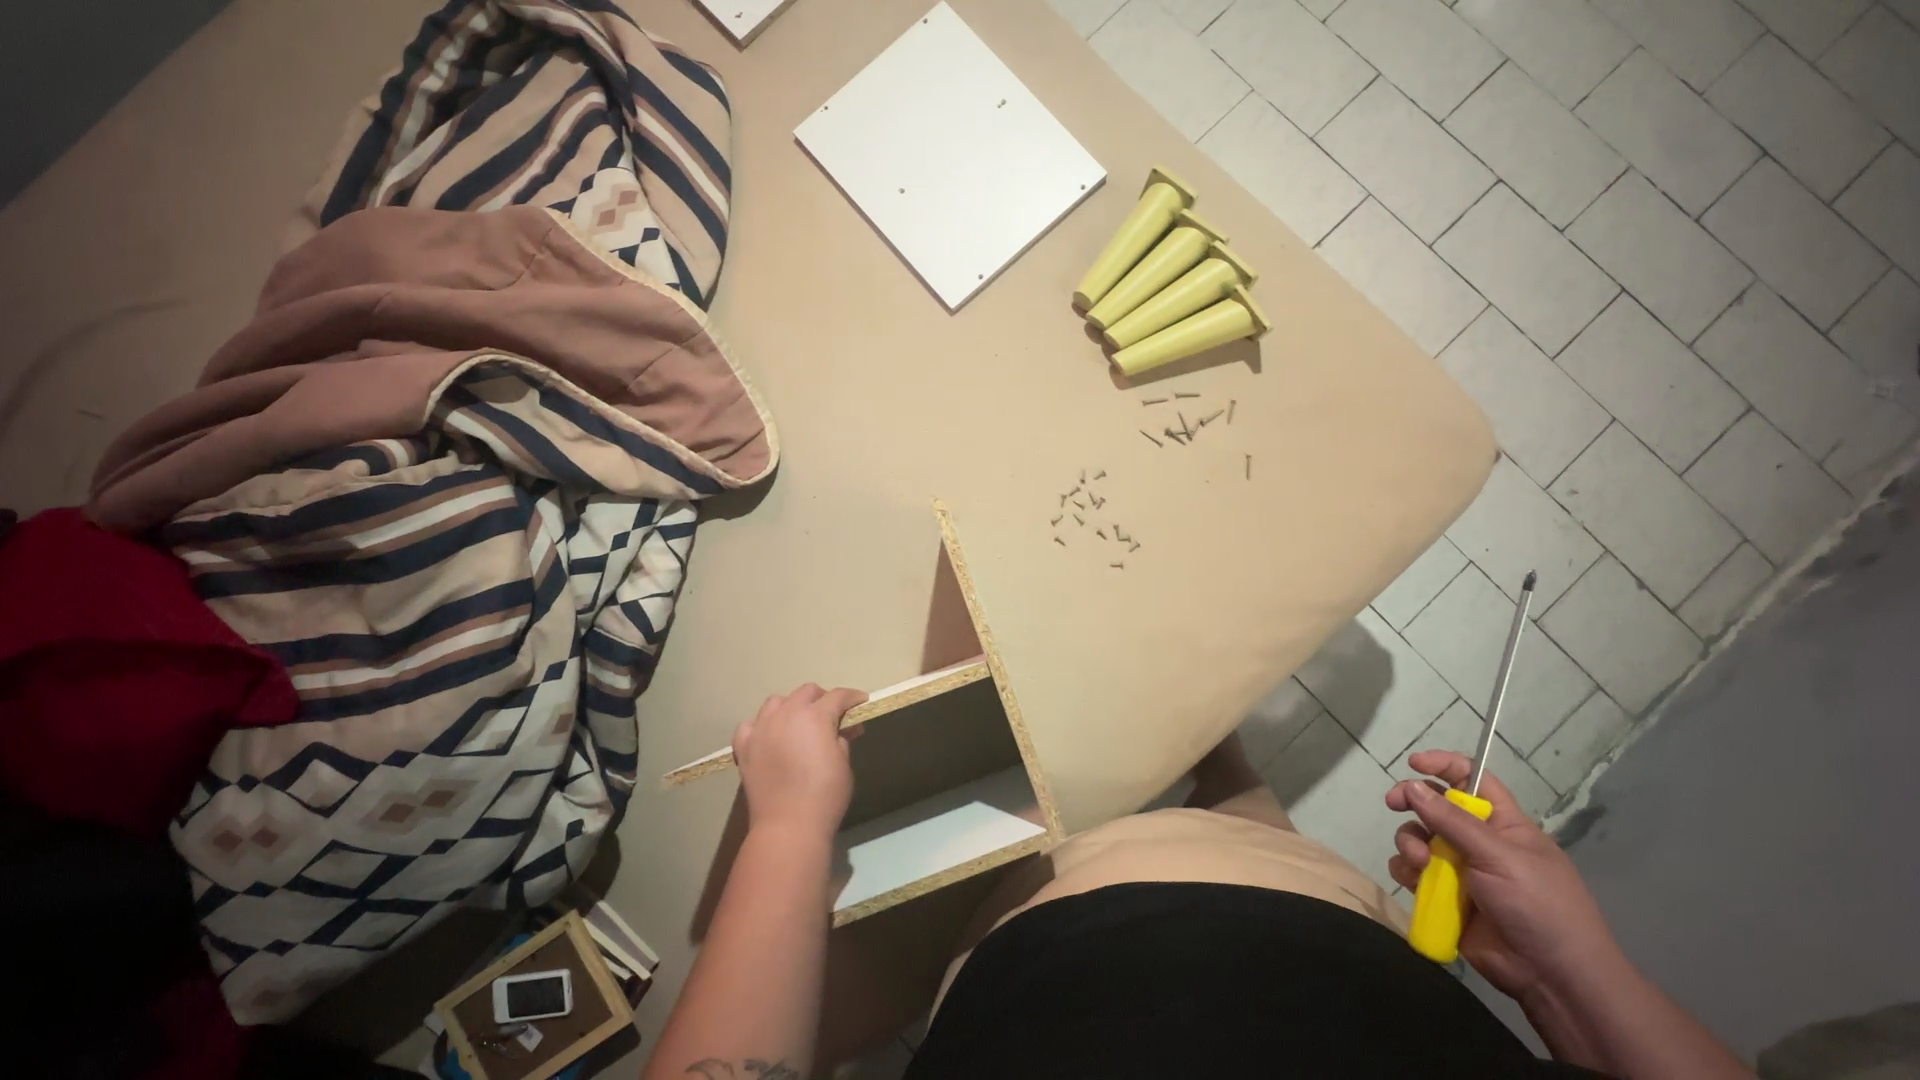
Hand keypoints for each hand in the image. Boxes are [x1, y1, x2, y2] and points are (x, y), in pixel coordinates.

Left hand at [733, 684, 866, 840]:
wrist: (788, 826)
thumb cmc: (825, 795)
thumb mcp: (843, 763)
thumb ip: (841, 738)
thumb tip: (842, 728)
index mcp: (815, 716)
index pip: (838, 696)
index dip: (852, 697)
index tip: (862, 702)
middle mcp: (786, 714)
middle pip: (806, 692)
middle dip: (823, 698)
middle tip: (833, 715)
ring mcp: (761, 729)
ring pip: (776, 702)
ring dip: (791, 707)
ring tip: (799, 723)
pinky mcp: (744, 747)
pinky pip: (750, 725)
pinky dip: (761, 727)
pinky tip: (769, 737)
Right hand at [1385, 751, 1619, 1001]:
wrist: (1550, 975)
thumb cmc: (1538, 905)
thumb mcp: (1499, 856)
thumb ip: (1453, 821)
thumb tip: (1412, 785)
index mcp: (1503, 824)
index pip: (1472, 779)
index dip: (1444, 765)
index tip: (1414, 763)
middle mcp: (1478, 841)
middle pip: (1435, 806)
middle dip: (1412, 801)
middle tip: (1393, 803)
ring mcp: (1459, 869)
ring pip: (1418, 838)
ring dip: (1410, 843)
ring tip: (1419, 862)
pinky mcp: (1443, 895)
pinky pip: (1411, 871)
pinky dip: (1406, 871)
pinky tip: (1415, 882)